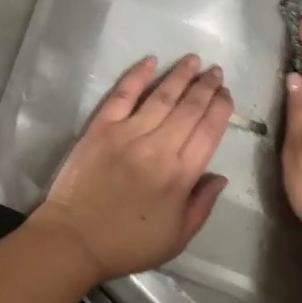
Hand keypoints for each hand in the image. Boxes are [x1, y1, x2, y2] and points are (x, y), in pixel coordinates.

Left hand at [30, 54, 233, 281]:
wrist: (75, 238)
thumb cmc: (128, 243)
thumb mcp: (177, 237)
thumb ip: (202, 204)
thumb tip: (220, 176)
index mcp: (180, 176)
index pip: (208, 131)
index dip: (220, 108)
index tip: (226, 93)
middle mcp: (158, 148)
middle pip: (189, 108)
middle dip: (205, 86)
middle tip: (216, 71)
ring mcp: (128, 133)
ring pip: (161, 96)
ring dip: (180, 75)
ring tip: (194, 59)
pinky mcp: (101, 126)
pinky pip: (123, 94)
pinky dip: (138, 74)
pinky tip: (152, 60)